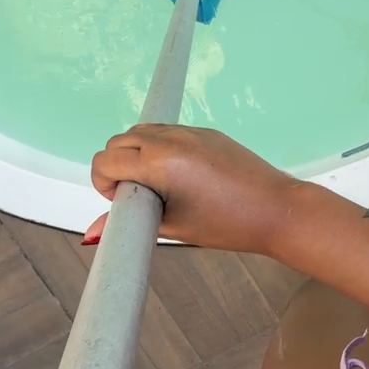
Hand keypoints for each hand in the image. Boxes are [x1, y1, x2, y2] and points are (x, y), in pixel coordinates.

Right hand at [89, 124, 318, 253]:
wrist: (276, 210)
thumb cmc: (228, 224)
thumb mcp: (172, 226)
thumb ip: (129, 223)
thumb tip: (92, 237)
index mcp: (158, 163)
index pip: (105, 160)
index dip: (103, 183)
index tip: (119, 200)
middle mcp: (171, 139)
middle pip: (120, 140)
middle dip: (117, 166)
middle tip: (135, 195)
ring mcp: (191, 132)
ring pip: (143, 131)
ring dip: (137, 153)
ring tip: (157, 185)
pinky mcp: (207, 132)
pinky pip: (170, 132)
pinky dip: (161, 148)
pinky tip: (178, 175)